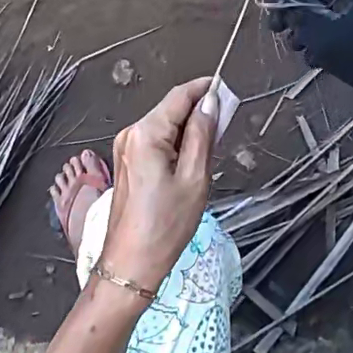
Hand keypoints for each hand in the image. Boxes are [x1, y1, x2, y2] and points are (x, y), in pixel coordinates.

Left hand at [102, 77, 218, 294]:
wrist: (131, 263)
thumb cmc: (164, 226)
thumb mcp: (195, 177)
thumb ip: (203, 134)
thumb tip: (211, 103)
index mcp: (145, 133)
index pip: (179, 95)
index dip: (205, 89)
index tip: (227, 91)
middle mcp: (130, 134)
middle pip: (171, 108)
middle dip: (199, 112)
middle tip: (225, 127)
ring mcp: (125, 148)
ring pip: (164, 125)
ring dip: (189, 130)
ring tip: (211, 151)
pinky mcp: (127, 162)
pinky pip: (155, 141)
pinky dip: (176, 144)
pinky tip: (191, 162)